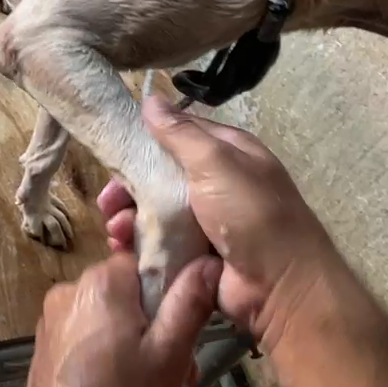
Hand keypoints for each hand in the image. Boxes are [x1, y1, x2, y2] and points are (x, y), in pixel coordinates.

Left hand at [9, 251, 218, 386]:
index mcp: (100, 283)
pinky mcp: (48, 346)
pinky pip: (92, 344)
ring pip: (114, 326)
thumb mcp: (170, 356)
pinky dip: (116, 367)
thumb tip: (208, 261)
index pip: (144, 263)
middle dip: (162, 335)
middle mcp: (70, 291)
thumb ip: (190, 304)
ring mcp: (54, 320)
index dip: (171, 291)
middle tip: (183, 380)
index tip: (188, 328)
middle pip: (131, 299)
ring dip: (144, 358)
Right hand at [99, 94, 342, 352]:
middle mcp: (216, 183)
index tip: (113, 152)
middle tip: (106, 202)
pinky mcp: (196, 252)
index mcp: (228, 153)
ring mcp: (206, 220)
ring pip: (155, 210)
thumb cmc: (253, 216)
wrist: (281, 288)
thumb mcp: (216, 164)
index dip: (145, 140)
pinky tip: (122, 248)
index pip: (178, 134)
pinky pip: (159, 241)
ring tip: (114, 230)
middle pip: (160, 176)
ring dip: (129, 217)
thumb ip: (180, 133)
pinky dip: (138, 243)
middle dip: (129, 187)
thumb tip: (151, 98)